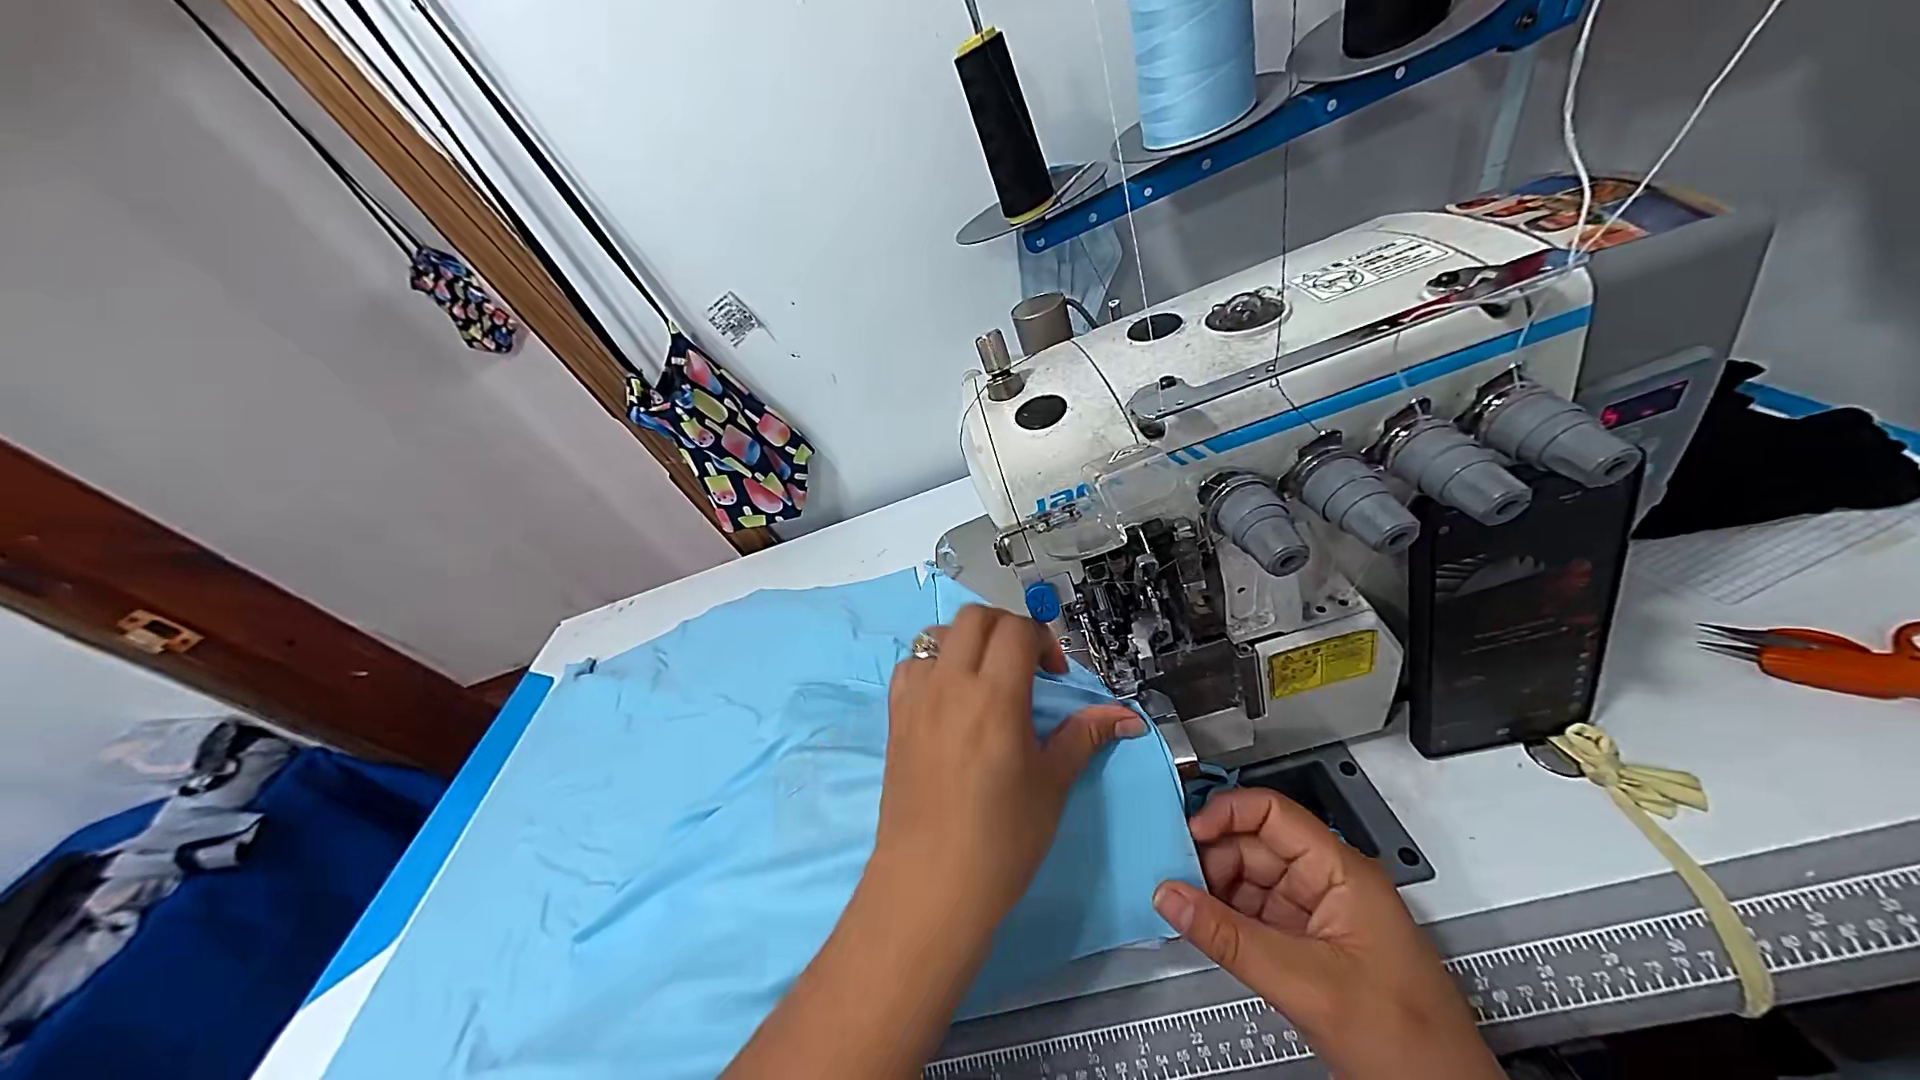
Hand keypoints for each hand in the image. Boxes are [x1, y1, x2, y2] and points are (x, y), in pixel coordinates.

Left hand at [871, 605, 1146, 940]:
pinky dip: (933, 665)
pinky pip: (910, 667)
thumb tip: (1126, 717)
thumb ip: (1085, 736)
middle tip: (1025, 665)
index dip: (1042, 640)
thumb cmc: (1002, 839)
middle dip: (1006, 628)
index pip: (1017, 630)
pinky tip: (949, 698)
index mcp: (995, 695)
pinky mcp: (895, 718)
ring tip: (986, 677)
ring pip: (937, 635)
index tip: (1054, 675)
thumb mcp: (1052, 783)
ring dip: (967, 641)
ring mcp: (916, 699)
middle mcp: (950, 685)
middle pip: (975, 618)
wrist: (931, 884)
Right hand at [1152, 789, 1500, 1079]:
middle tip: (1175, 879)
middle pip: (1254, 845)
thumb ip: (1228, 937)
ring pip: (1250, 879)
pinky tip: (1204, 927)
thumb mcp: (1304, 983)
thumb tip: (1171, 896)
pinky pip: (1254, 913)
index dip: (1226, 815)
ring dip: (1214, 890)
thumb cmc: (1407, 1042)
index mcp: (1341, 872)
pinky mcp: (1306, 944)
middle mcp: (1328, 882)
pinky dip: (1225, 917)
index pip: (1273, 813)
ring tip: (1185, 907)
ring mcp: (1316, 913)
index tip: (1188, 834)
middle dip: (1212, 858)